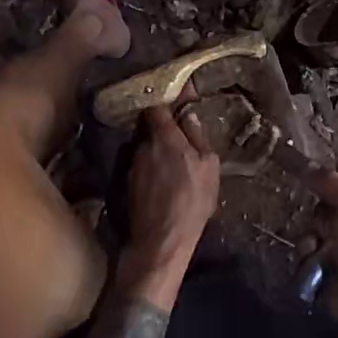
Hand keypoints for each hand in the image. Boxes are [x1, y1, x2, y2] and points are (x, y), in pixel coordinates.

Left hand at [119, 106, 219, 306]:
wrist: (161, 240)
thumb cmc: (192, 200)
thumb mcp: (209, 167)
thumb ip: (198, 137)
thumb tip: (189, 115)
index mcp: (165, 137)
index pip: (156, 107)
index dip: (164, 100)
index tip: (174, 98)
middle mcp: (144, 146)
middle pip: (150, 127)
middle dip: (163, 128)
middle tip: (180, 137)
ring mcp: (133, 165)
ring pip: (146, 147)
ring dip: (157, 150)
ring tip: (174, 164)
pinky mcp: (128, 183)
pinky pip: (142, 165)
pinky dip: (152, 167)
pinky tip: (163, 181)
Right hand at [312, 170, 337, 329]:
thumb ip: (331, 183)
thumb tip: (306, 163)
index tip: (326, 180)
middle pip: (331, 198)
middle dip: (323, 212)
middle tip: (330, 225)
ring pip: (317, 222)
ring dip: (314, 235)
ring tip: (320, 248)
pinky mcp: (332, 259)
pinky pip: (311, 244)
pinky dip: (309, 252)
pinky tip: (314, 261)